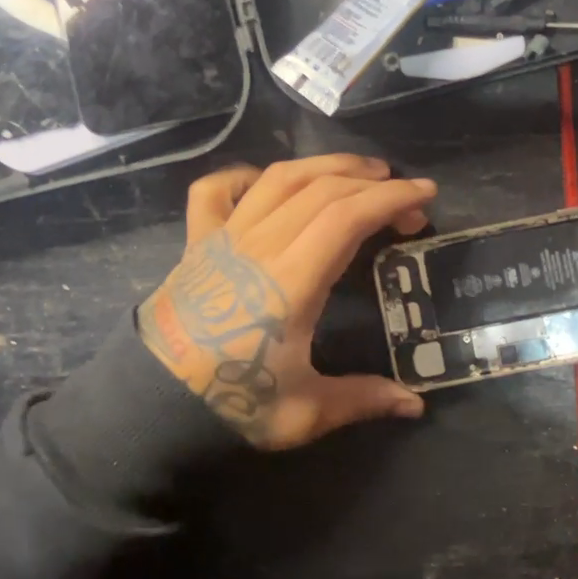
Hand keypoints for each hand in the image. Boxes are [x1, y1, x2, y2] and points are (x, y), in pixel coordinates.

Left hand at [138, 155, 436, 449]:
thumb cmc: (232, 403)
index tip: (426, 197)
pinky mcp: (196, 242)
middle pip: (322, 189)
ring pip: (279, 179)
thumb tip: (415, 404)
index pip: (348, 215)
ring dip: (325, 167)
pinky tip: (271, 183)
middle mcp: (260, 244)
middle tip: (406, 204)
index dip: (391, 199)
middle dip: (373, 184)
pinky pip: (217, 191)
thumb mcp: (305, 411)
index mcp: (291, 280)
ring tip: (361, 172)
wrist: (150, 403)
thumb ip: (362, 399)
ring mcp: (224, 237)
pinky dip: (247, 176)